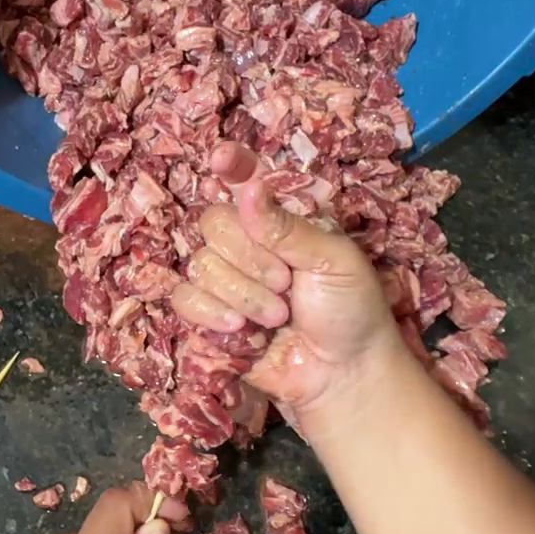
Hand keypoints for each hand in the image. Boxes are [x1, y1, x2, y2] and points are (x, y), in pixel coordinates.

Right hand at [170, 142, 413, 426]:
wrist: (341, 374)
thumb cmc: (350, 311)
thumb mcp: (333, 261)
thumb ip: (287, 228)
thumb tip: (249, 189)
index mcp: (279, 219)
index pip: (245, 179)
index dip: (232, 165)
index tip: (223, 159)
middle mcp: (245, 241)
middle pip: (214, 223)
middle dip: (250, 259)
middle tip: (285, 284)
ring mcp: (223, 278)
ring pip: (200, 264)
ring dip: (241, 294)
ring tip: (277, 317)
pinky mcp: (206, 314)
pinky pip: (184, 298)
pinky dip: (210, 313)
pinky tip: (240, 329)